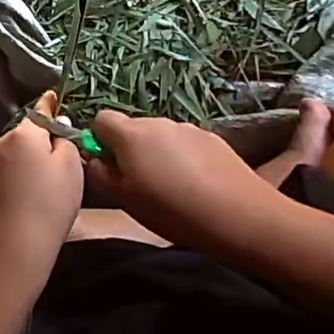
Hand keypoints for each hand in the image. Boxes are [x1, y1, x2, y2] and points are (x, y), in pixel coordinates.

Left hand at [0, 92, 83, 285]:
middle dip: (44, 139)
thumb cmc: (49, 206)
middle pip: (28, 133)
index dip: (51, 104)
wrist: (11, 249)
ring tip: (51, 180)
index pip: (40, 111)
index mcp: (24, 134)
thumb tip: (58, 129)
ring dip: (32, 159)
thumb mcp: (71, 169)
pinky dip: (21, 175)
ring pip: (17, 153)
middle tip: (65, 154)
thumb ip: (66, 142)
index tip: (56, 97)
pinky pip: (8, 171)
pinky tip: (32, 195)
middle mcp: (1, 143)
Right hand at [85, 99, 332, 256]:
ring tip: (170, 188)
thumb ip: (100, 173)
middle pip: (131, 128)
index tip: (109, 166)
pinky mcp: (212, 138)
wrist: (239, 214)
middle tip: (138, 184)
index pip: (101, 119)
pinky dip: (181, 159)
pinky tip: (194, 185)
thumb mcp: (123, 198)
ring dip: (156, 154)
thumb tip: (94, 159)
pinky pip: (183, 144)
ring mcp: (187, 128)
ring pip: (158, 136)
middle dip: (128, 150)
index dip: (98, 140)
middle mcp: (158, 122)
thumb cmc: (171, 209)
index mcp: (130, 134)